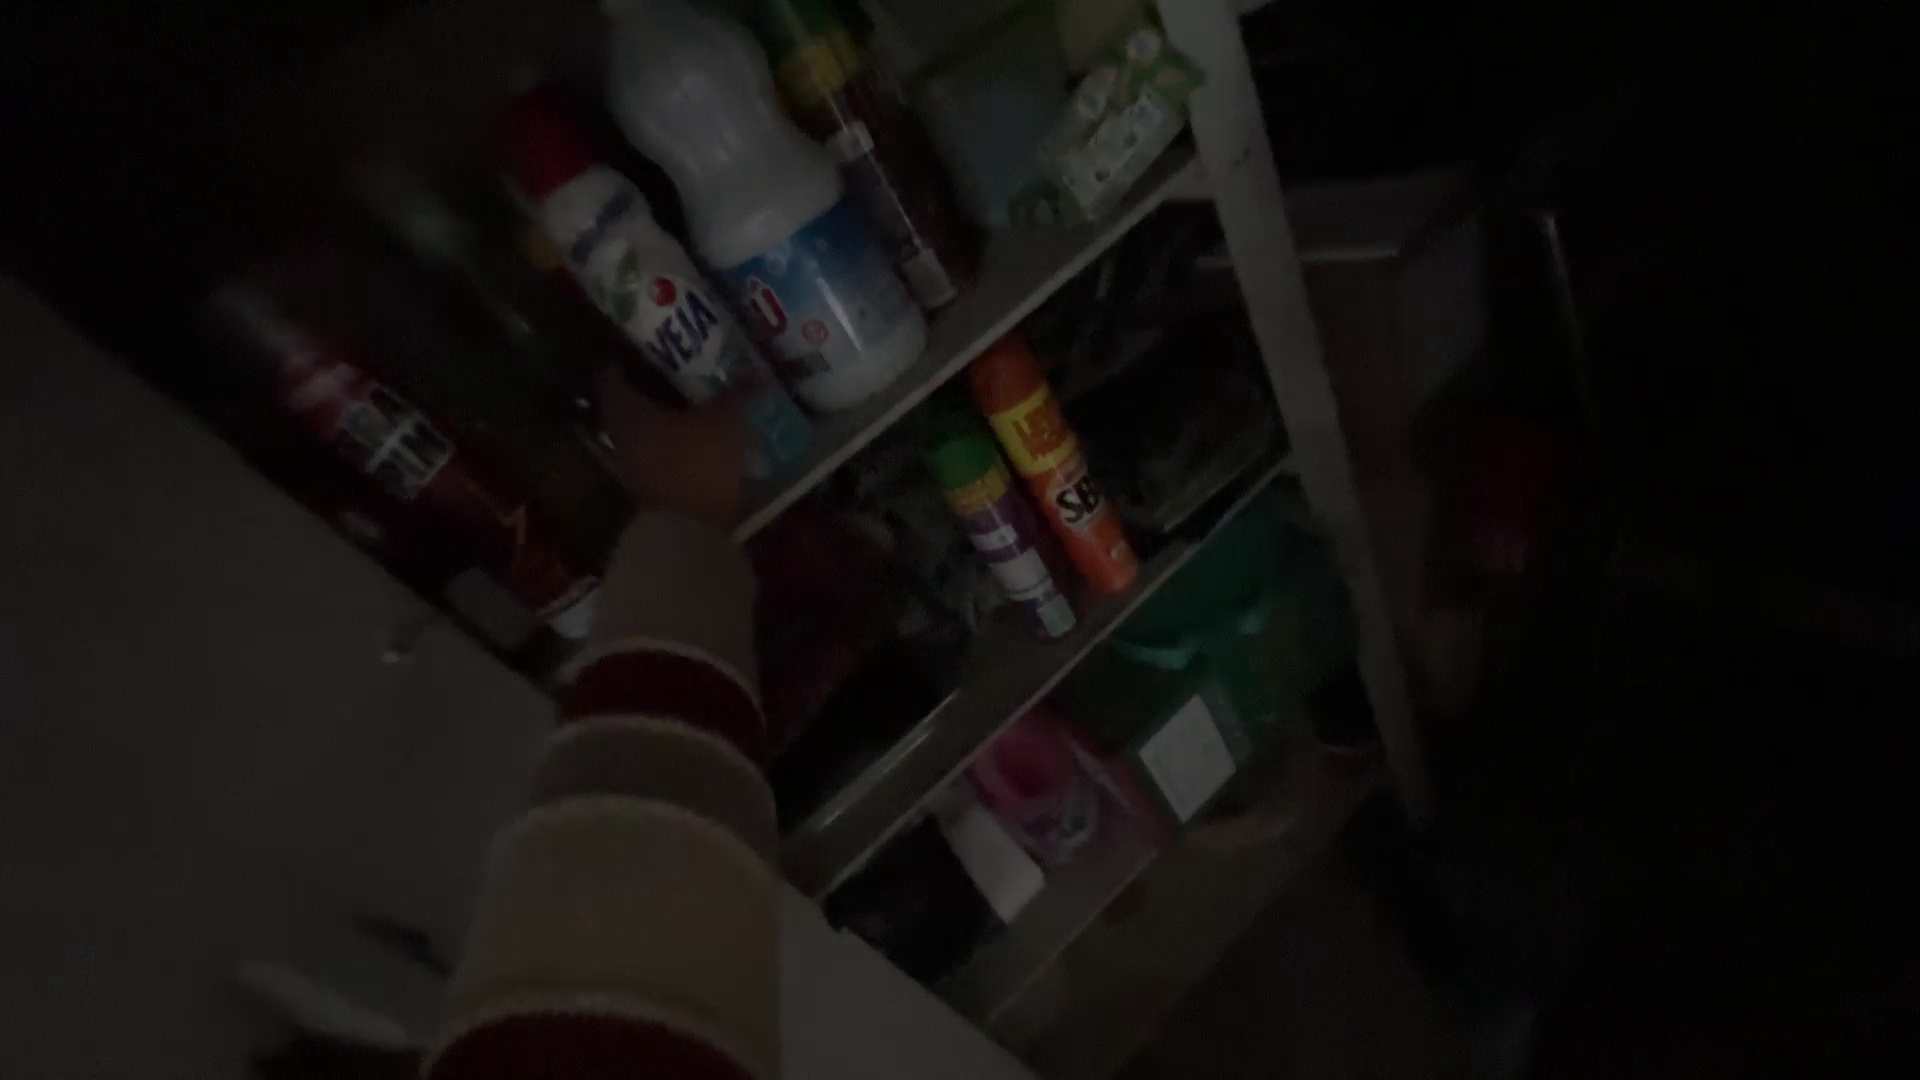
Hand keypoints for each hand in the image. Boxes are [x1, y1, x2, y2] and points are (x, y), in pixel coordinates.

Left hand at [594, 364, 751, 529]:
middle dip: (633, 401)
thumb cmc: (713, 455)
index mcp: (631, 419)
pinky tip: (678, 450)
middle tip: (651, 386)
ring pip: (632, 444)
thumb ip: (738, 389)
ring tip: (667, 418)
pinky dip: (658, 455)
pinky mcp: (653, 497)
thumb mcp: (728, 415)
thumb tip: (754, 369)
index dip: (617, 372)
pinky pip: (648, 467)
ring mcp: (636, 476)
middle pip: (618, 417)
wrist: (721, 515)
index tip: (628, 361)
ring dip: (645, 431)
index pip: (611, 387)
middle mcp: (624, 446)